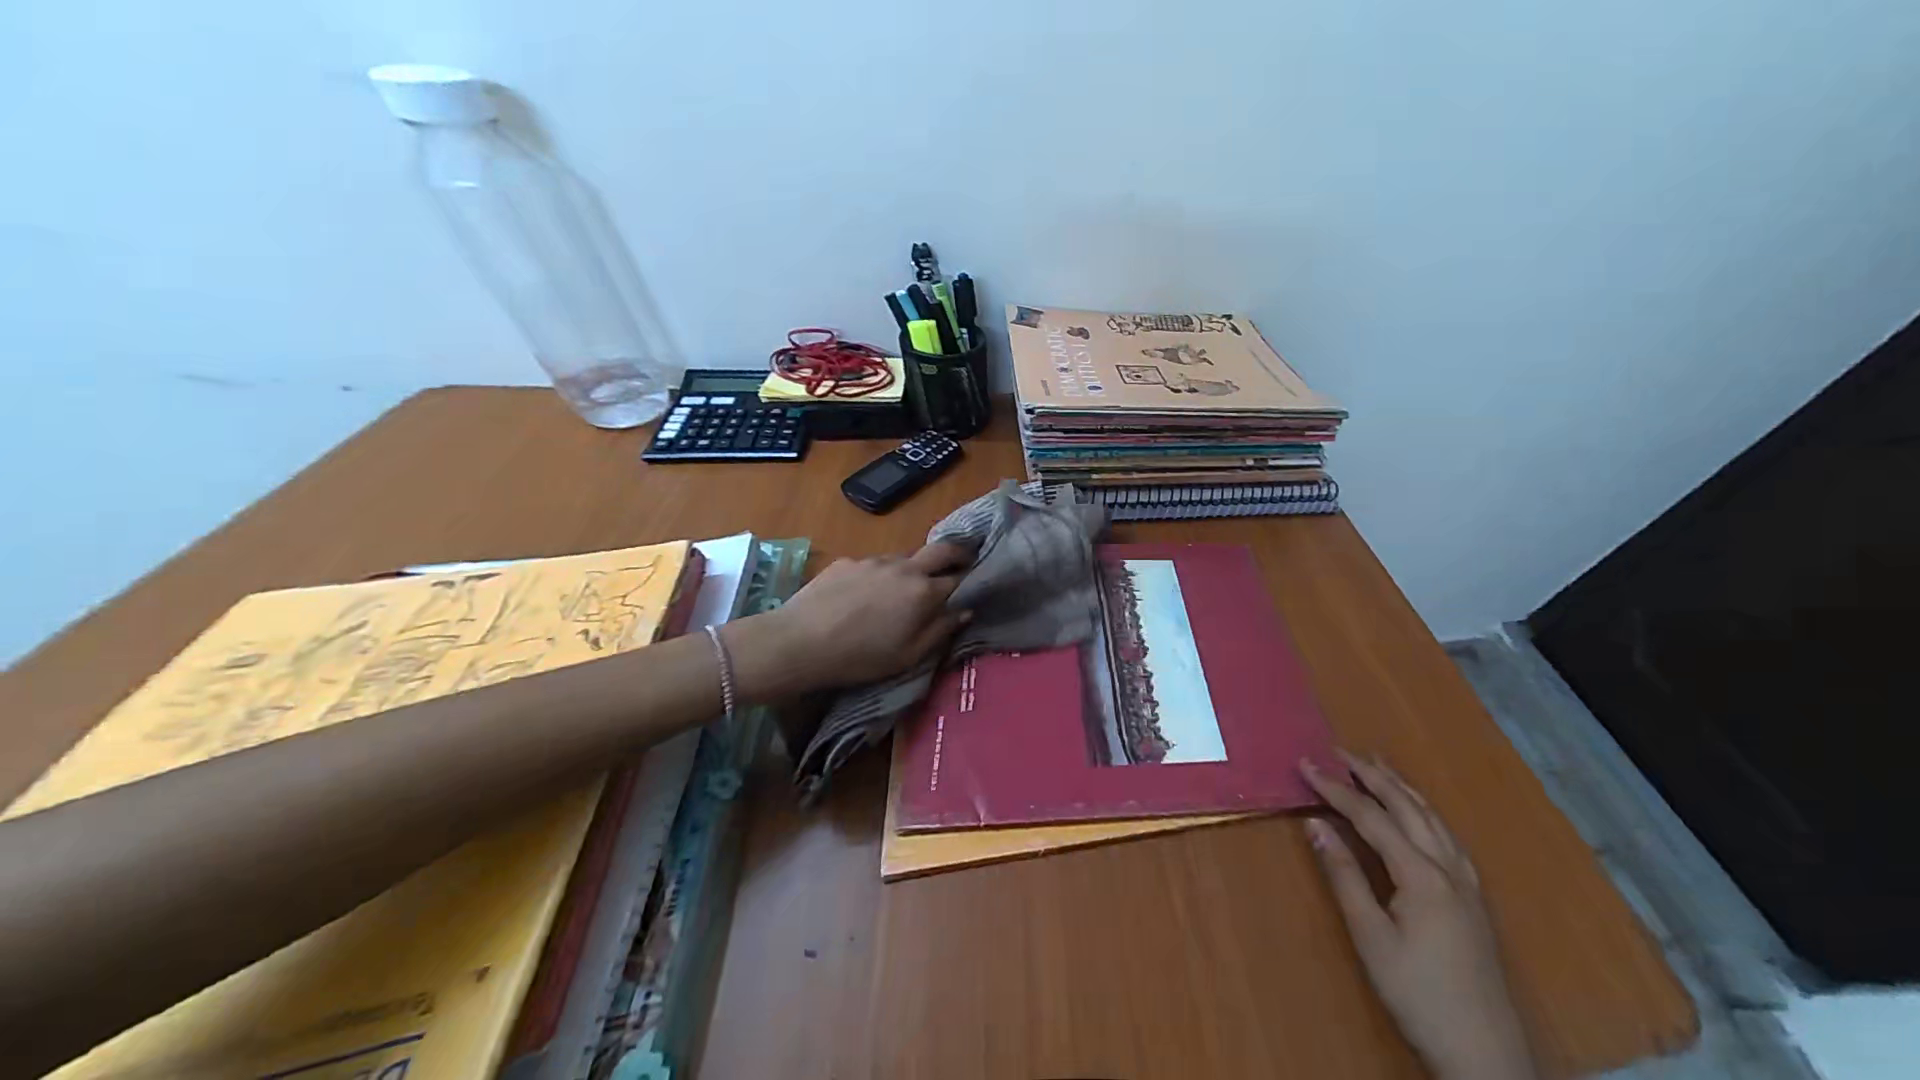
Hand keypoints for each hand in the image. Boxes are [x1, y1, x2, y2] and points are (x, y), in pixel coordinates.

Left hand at [724, 542, 972, 699]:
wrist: (800, 641)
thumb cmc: (861, 657)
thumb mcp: (908, 656)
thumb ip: (940, 631)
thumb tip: (964, 611)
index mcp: (923, 592)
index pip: (959, 577)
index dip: (971, 579)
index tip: (975, 583)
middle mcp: (904, 568)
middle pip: (940, 549)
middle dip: (957, 552)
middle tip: (961, 562)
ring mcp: (874, 560)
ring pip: (905, 557)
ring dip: (913, 568)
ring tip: (902, 592)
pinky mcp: (847, 561)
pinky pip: (874, 565)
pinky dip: (880, 576)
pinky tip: (864, 597)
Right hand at [1301, 752, 1536, 1079]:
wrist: (1484, 1053)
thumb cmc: (1417, 992)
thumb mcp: (1370, 935)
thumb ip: (1343, 874)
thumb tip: (1315, 824)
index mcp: (1421, 874)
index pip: (1371, 817)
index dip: (1335, 788)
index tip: (1304, 763)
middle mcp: (1448, 868)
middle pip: (1408, 807)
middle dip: (1372, 775)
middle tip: (1339, 750)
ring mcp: (1467, 884)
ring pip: (1433, 819)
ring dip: (1402, 788)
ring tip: (1377, 765)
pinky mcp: (1474, 900)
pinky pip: (1447, 837)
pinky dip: (1425, 813)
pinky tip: (1419, 815)